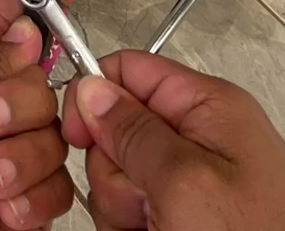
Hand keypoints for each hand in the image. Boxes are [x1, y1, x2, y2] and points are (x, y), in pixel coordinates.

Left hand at [0, 0, 77, 230]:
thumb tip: (26, 31)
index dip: (23, 2)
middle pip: (34, 76)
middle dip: (16, 104)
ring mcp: (7, 146)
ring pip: (52, 127)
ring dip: (21, 157)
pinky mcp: (30, 189)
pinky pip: (61, 176)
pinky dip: (33, 195)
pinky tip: (3, 209)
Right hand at [61, 50, 284, 230]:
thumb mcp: (185, 183)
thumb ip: (132, 131)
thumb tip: (90, 87)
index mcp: (208, 106)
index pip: (127, 70)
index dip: (93, 95)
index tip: (76, 135)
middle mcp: (200, 137)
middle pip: (118, 128)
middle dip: (115, 170)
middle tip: (145, 204)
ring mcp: (195, 182)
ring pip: (121, 174)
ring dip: (123, 207)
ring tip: (157, 230)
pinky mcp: (190, 218)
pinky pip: (136, 208)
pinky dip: (135, 227)